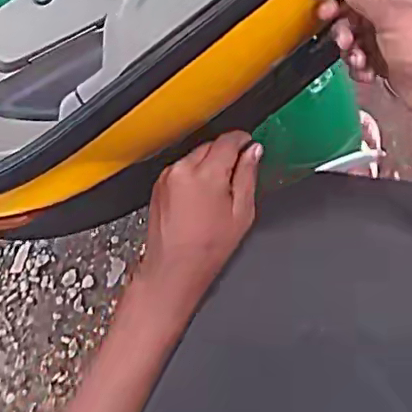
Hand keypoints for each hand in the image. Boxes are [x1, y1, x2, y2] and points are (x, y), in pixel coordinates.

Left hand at [134, 131, 261, 307]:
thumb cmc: (206, 249)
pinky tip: (199, 199)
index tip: (250, 144)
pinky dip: (193, 174)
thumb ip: (248, 175)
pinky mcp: (158, 182)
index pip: (228, 140)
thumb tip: (253, 151)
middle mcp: (183, 168)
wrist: (172, 271)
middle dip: (226, 155)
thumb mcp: (241, 213)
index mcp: (206, 173)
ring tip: (216, 194)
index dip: (242, 140)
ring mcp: (168, 175)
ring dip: (208, 165)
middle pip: (211, 145)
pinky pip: (182, 167)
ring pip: (196, 155)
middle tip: (236, 176)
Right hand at [315, 0, 411, 112]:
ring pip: (353, 41)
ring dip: (352, 52)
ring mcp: (386, 40)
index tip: (328, 11)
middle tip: (345, 40)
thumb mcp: (390, 16)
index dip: (341, 2)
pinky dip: (360, 67)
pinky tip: (367, 71)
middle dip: (345, 31)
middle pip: (352, 18)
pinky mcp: (382, 61)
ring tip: (361, 59)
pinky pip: (359, 60)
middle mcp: (391, 18)